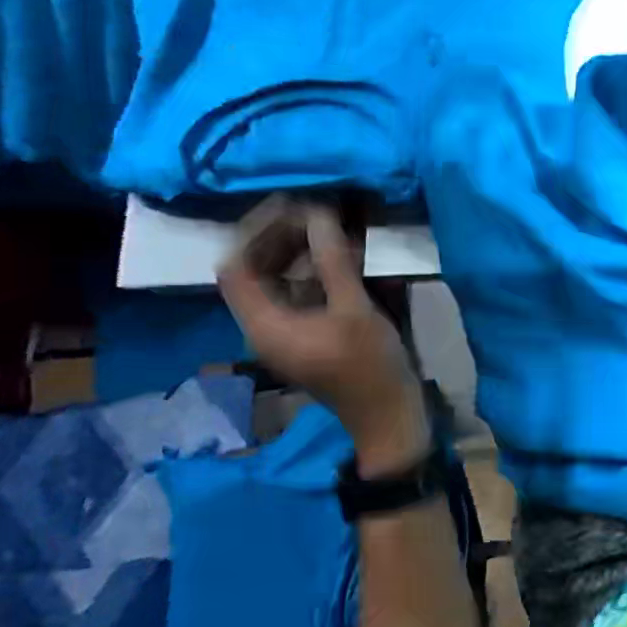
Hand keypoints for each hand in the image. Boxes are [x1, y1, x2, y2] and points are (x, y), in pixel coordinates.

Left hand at [217, 199, 428, 474]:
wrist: (390, 417)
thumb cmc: (369, 366)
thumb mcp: (354, 310)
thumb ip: (333, 261)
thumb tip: (319, 214)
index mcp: (264, 324)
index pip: (236, 266)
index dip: (257, 233)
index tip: (292, 209)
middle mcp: (268, 326)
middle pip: (259, 271)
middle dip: (284, 239)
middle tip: (317, 214)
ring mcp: (292, 331)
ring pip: (284, 281)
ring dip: (305, 253)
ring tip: (335, 229)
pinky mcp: (315, 335)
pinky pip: (306, 294)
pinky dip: (322, 273)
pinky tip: (350, 259)